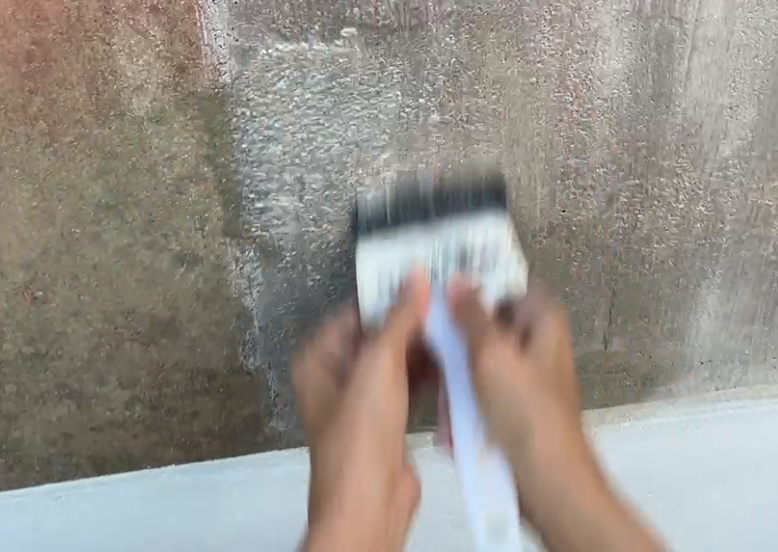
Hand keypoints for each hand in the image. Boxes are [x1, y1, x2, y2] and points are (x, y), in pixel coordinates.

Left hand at [293, 273, 429, 551]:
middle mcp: (336, 374)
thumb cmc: (362, 429)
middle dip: (411, 319)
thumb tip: (416, 273)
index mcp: (319, 357)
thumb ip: (400, 316)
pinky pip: (408, 383)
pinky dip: (428, 370)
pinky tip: (455, 355)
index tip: (426, 276)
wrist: (370, 504)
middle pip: (378, 333)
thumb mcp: (380, 362)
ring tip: (458, 320)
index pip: (357, 310)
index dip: (390, 293)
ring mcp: (362, 398)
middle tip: (448, 296)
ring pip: (396, 358)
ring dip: (424, 344)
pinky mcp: (386, 418)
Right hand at [448, 281, 662, 551]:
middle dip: (460, 354)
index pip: (505, 287)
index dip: (476, 293)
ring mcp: (530, 377)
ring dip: (459, 389)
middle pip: (488, 329)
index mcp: (543, 319)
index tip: (443, 303)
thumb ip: (470, 315)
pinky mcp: (520, 408)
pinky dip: (470, 410)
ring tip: (449, 414)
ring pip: (481, 366)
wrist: (550, 484)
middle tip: (442, 371)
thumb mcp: (491, 354)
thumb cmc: (526, 412)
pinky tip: (456, 431)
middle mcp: (540, 342)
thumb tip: (456, 280)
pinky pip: (486, 396)